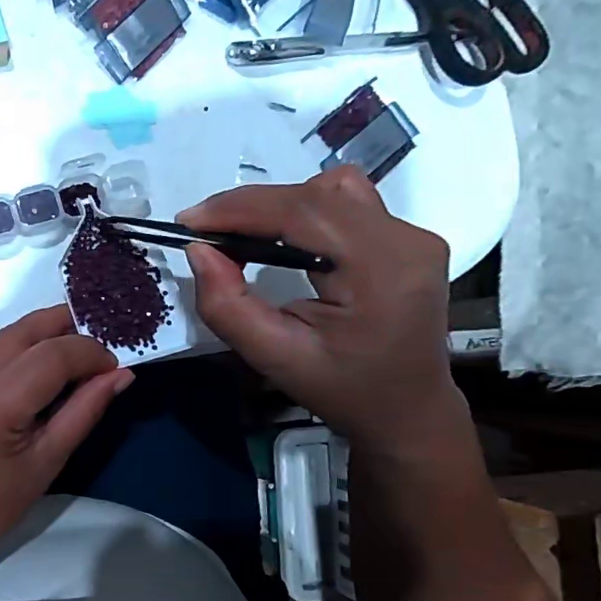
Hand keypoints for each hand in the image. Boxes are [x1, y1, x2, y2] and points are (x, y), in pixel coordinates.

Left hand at [0, 306, 133, 584]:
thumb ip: (84, 411)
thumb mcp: (46, 463)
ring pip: (6, 334)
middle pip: (25, 330)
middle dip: (68, 327)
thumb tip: (120, 373)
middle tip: (103, 341)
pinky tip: (44, 362)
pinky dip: (21, 347)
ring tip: (81, 351)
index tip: (116, 365)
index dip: (89, 352)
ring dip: (45, 334)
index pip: (50, 356)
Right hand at [180, 166, 461, 449]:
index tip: (189, 222)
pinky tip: (280, 241)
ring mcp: (412, 235)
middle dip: (251, 207)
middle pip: (316, 195)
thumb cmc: (340, 390)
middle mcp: (405, 241)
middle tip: (206, 234)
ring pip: (331, 190)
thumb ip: (228, 305)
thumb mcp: (273, 357)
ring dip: (278, 206)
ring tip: (243, 237)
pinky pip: (345, 203)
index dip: (240, 208)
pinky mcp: (406, 237)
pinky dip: (301, 212)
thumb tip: (198, 251)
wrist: (405, 410)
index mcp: (381, 273)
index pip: (304, 212)